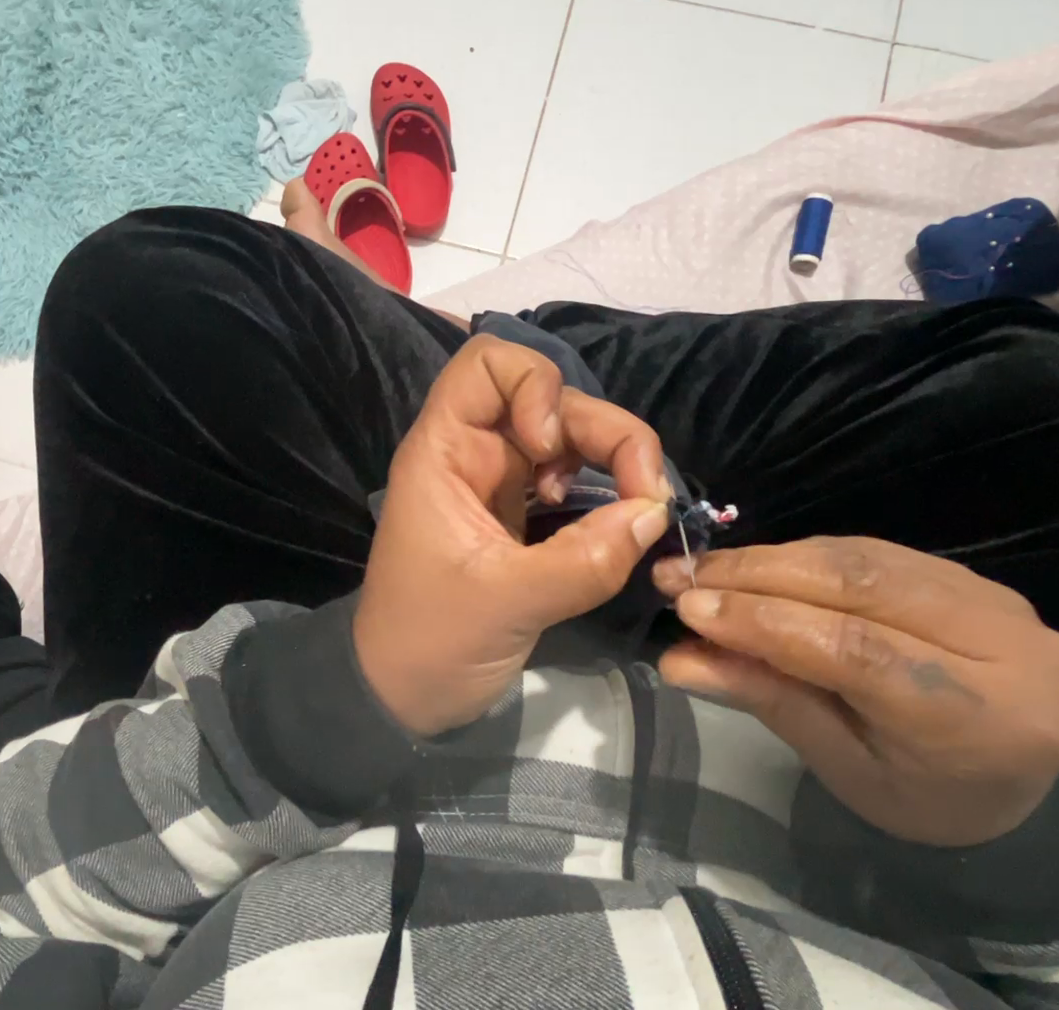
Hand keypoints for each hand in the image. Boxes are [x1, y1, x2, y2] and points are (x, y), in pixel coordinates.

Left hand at [356, 335, 677, 735]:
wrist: (405, 695)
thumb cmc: (429, 643)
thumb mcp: (505, 604)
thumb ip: (581, 561)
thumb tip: (653, 515)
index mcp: (443, 452)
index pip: (488, 364)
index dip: (534, 384)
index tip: (551, 448)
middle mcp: (473, 453)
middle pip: (551, 399)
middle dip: (605, 432)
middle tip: (644, 494)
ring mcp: (499, 484)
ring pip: (570, 437)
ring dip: (613, 460)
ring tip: (635, 509)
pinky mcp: (520, 517)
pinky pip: (574, 479)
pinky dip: (604, 491)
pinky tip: (608, 525)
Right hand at [652, 538, 1058, 846]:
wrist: (1010, 782)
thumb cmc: (919, 794)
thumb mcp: (840, 764)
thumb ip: (767, 699)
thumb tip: (677, 658)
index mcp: (984, 720)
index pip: (858, 652)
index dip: (764, 622)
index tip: (687, 607)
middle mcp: (1008, 646)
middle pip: (860, 587)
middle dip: (755, 575)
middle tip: (677, 575)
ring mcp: (994, 599)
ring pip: (860, 558)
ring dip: (769, 560)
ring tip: (702, 570)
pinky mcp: (971, 576)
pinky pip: (871, 551)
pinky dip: (801, 557)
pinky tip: (754, 568)